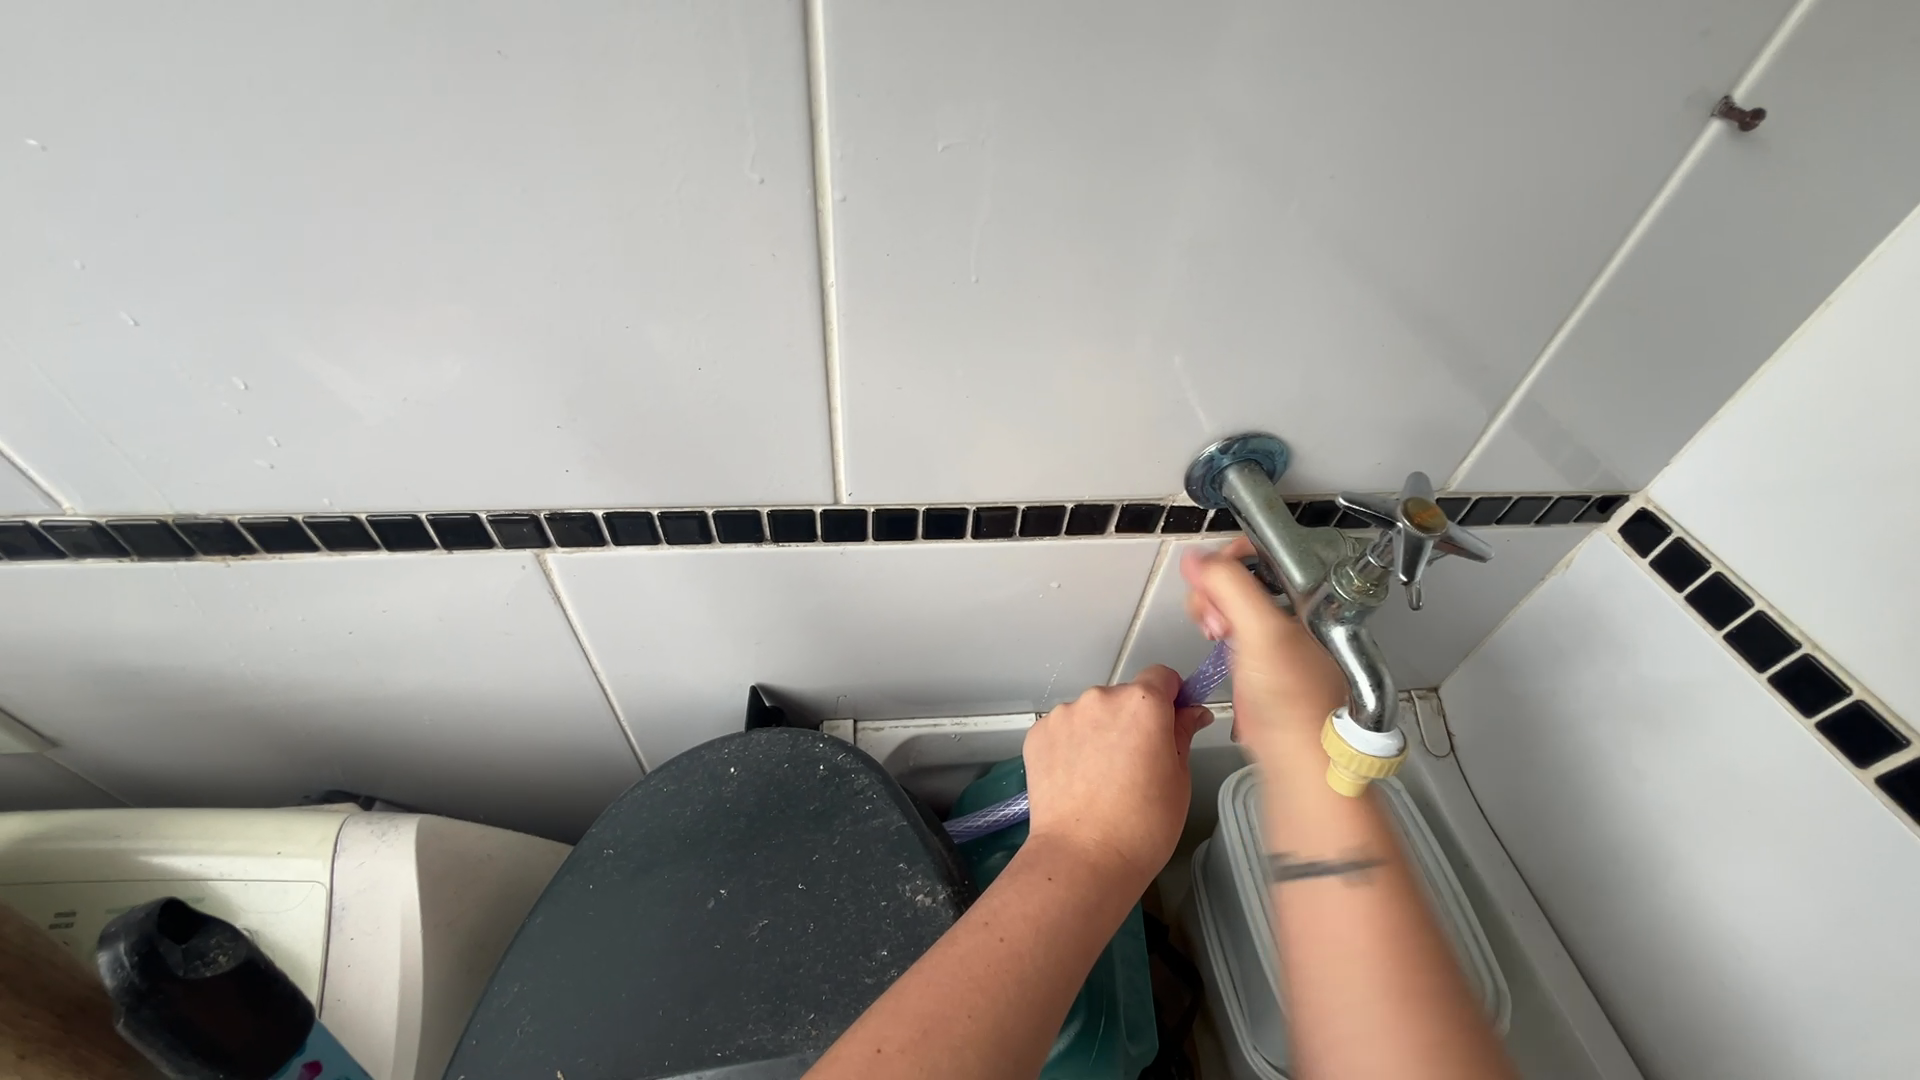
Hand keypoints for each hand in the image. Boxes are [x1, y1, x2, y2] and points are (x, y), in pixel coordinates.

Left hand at [1022, 667, 1212, 893]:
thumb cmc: (1143, 825)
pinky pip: (1063, 730)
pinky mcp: (1037, 733)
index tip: (1171, 721)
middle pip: (1123, 696)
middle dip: (1132, 719)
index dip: (1170, 696)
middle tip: (1136, 762)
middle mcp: (1100, 697)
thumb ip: (1182, 734)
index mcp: (1142, 703)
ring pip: (1091, 713)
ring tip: (1101, 777)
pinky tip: (1076, 780)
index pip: (1162, 676)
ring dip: (1099, 731)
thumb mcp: (1179, 779)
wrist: (1083, 857)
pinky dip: (1071, 745)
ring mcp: (1064, 714)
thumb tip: (1191, 712)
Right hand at [1181, 538, 1346, 761]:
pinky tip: (1217, 647)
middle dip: (1214, 592)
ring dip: (1212, 612)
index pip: (1261, 553)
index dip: (1228, 562)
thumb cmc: (1297, 707)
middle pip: (1240, 576)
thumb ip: (1230, 587)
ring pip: (1231, 602)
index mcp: (1306, 598)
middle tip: (1215, 617)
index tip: (1209, 582)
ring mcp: (1277, 637)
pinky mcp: (1261, 661)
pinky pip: (1231, 629)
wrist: (1298, 762)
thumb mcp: (1262, 633)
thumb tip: (1198, 558)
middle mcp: (1293, 613)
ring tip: (1215, 634)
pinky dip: (1217, 633)